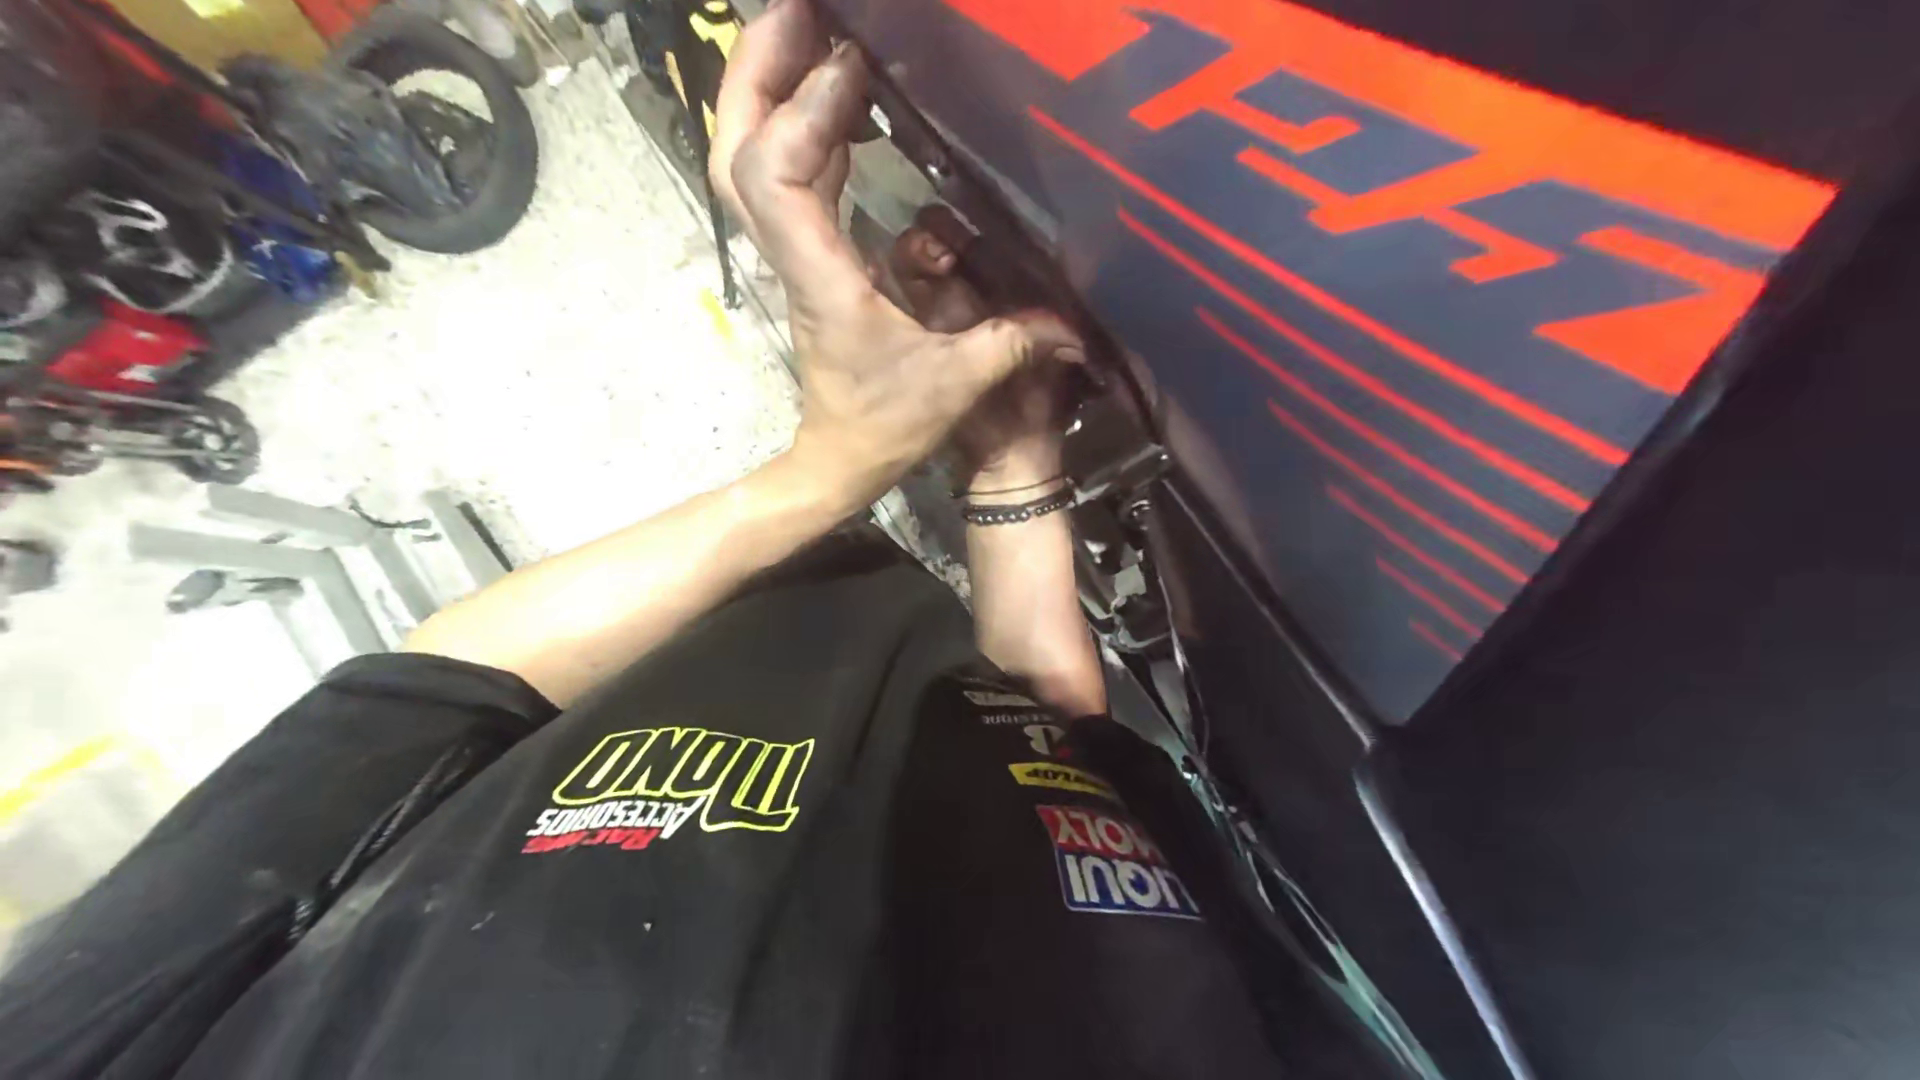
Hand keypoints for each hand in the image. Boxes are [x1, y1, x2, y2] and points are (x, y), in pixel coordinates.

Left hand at [709, 0, 1080, 507]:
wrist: (843, 457)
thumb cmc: (887, 426)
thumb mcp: (957, 384)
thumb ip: (1011, 342)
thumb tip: (1071, 322)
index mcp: (823, 280)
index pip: (777, 179)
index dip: (803, 112)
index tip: (852, 66)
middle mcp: (795, 259)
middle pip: (738, 152)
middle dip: (760, 72)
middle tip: (803, 9)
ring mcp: (796, 259)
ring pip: (751, 163)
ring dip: (773, 92)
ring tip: (818, 35)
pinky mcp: (811, 263)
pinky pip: (789, 184)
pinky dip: (807, 135)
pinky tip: (844, 109)